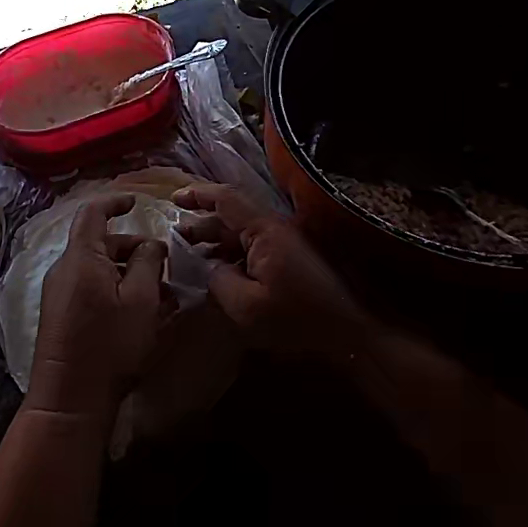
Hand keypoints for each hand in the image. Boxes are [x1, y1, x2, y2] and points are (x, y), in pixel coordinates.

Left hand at [28, 193, 169, 422]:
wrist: (70, 397)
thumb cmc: (110, 344)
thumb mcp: (140, 300)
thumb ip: (147, 262)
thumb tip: (150, 243)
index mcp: (81, 257)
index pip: (93, 212)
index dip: (115, 201)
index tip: (137, 201)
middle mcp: (64, 269)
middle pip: (98, 243)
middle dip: (132, 248)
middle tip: (163, 265)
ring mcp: (58, 292)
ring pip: (96, 268)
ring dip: (126, 272)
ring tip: (158, 294)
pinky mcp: (60, 314)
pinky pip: (89, 287)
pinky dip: (113, 288)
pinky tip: (137, 312)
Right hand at [174, 183, 373, 357]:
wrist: (354, 331)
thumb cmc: (300, 318)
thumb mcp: (247, 306)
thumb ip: (218, 281)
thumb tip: (211, 268)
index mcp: (265, 230)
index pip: (225, 199)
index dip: (196, 195)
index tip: (172, 200)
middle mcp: (275, 227)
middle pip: (231, 215)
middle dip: (201, 223)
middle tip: (176, 238)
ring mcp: (285, 242)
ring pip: (241, 232)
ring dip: (215, 239)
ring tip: (192, 254)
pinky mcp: (292, 257)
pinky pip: (254, 246)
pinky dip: (232, 253)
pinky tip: (219, 271)